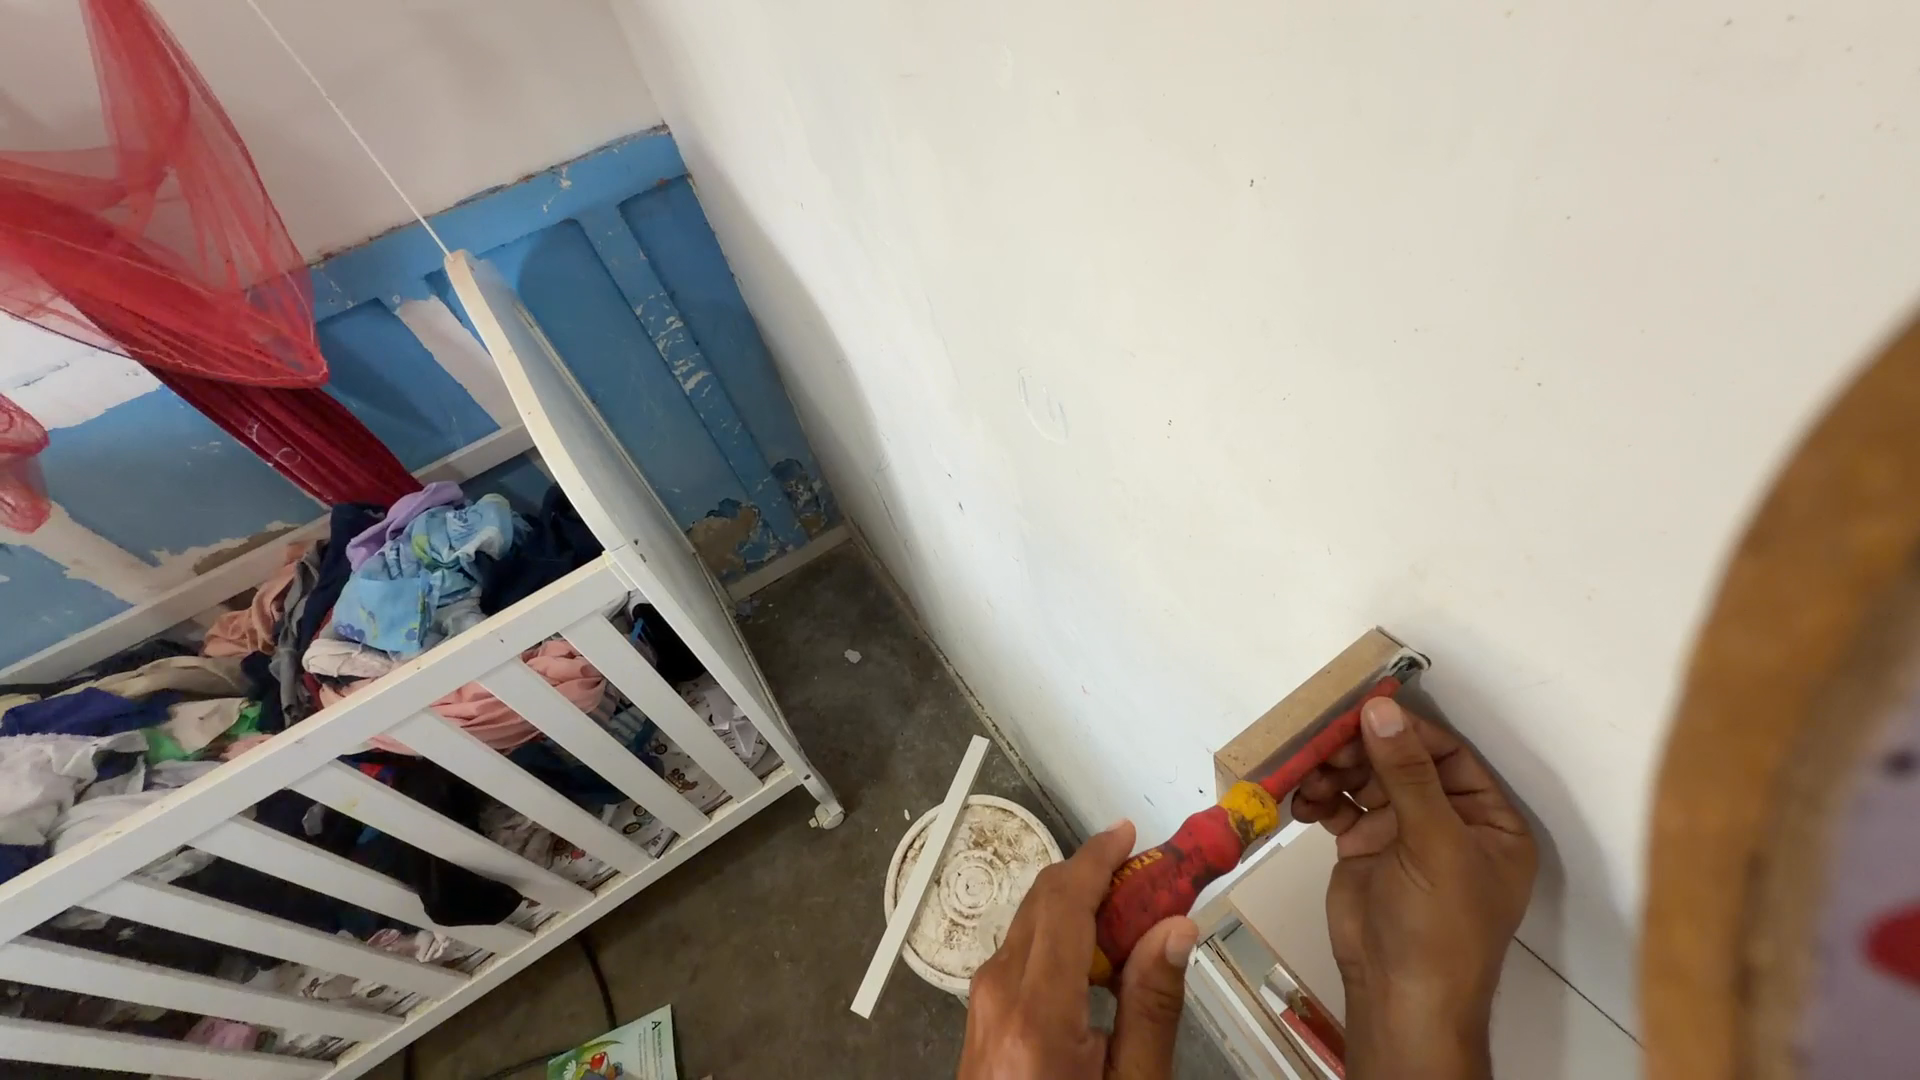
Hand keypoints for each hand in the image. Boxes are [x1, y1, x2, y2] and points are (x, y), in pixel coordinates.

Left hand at [959, 821, 1199, 1079]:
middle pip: (1045, 899)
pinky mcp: (982, 1006)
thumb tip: (1177, 928)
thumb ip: (1151, 1007)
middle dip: (1095, 873)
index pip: (1065, 901)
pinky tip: (1098, 951)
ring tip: (1133, 911)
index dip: (1097, 857)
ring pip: (1033, 918)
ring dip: (1079, 901)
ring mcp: (983, 996)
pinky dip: (1061, 930)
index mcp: (1035, 1009)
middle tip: (1148, 874)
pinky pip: (1023, 945)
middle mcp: (998, 988)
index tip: (1128, 832)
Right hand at [1291, 697, 1536, 1079]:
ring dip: (1333, 774)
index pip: (1446, 754)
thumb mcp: (1432, 844)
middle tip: (1323, 748)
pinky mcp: (1363, 843)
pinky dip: (1319, 798)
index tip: (1360, 711)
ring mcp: (1402, 831)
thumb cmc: (1438, 925)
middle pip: (1397, 760)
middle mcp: (1446, 818)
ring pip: (1363, 778)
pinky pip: (1339, 803)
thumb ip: (1406, 773)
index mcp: (1486, 819)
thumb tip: (1380, 708)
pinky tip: (1304, 805)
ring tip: (1311, 783)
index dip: (1405, 730)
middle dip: (1359, 752)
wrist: (1396, 993)